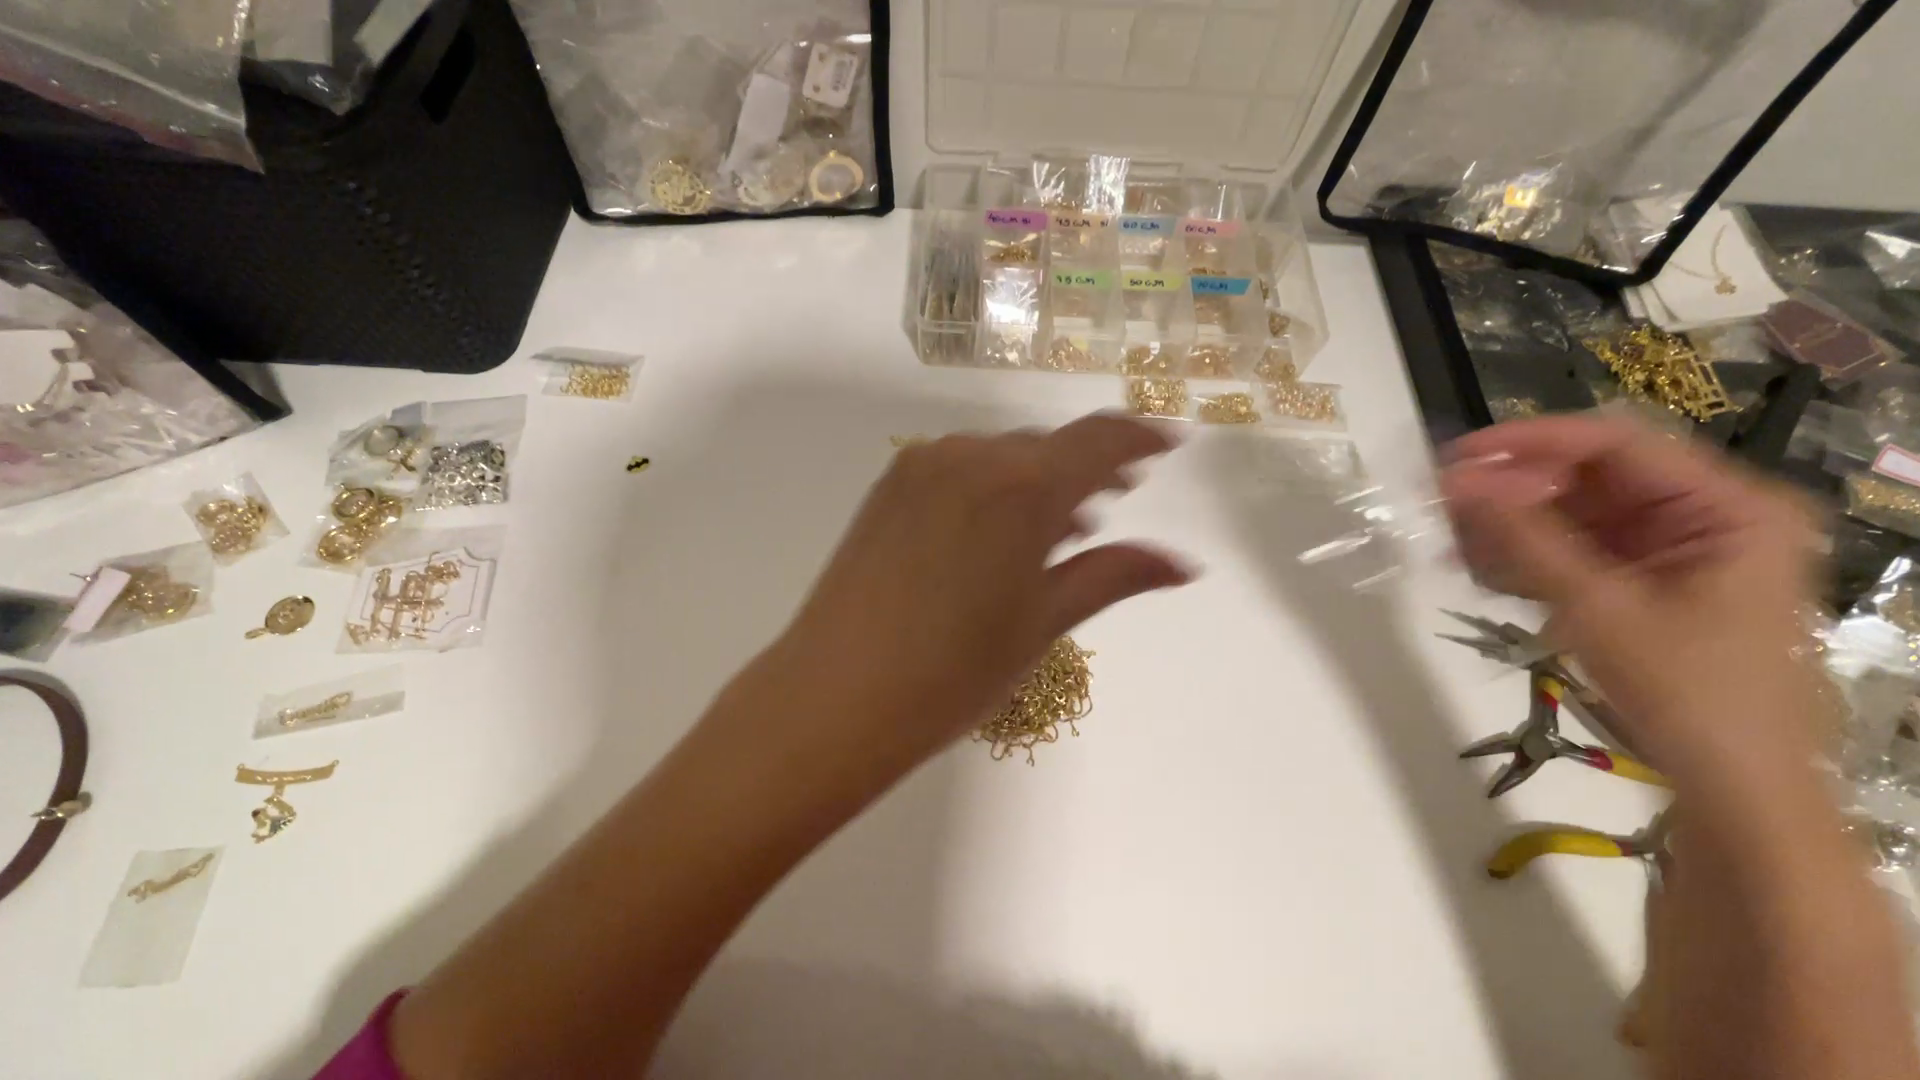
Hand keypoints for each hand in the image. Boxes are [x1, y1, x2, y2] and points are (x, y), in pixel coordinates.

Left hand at [769, 413, 1191, 765]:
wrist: (837, 693)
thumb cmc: (955, 670)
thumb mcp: (1044, 622)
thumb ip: (1113, 576)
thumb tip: (1182, 564)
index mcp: (1023, 485)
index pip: (1100, 441)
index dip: (1140, 440)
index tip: (1169, 446)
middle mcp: (972, 457)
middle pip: (1047, 447)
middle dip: (1088, 469)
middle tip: (1116, 501)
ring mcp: (921, 468)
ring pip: (1000, 457)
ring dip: (1038, 480)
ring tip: (1059, 529)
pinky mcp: (888, 487)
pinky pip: (959, 469)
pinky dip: (993, 487)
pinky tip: (998, 532)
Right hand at [1440, 414, 1822, 778]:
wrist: (1740, 795)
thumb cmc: (1690, 696)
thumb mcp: (1599, 609)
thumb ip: (1525, 538)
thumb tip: (1454, 480)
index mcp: (1730, 505)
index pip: (1615, 444)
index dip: (1528, 443)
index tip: (1454, 457)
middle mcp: (1708, 515)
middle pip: (1592, 478)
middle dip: (1512, 491)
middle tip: (1439, 504)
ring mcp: (1679, 552)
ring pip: (1576, 515)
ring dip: (1511, 526)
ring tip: (1449, 541)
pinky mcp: (1650, 584)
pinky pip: (1578, 552)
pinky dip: (1529, 557)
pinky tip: (1479, 567)